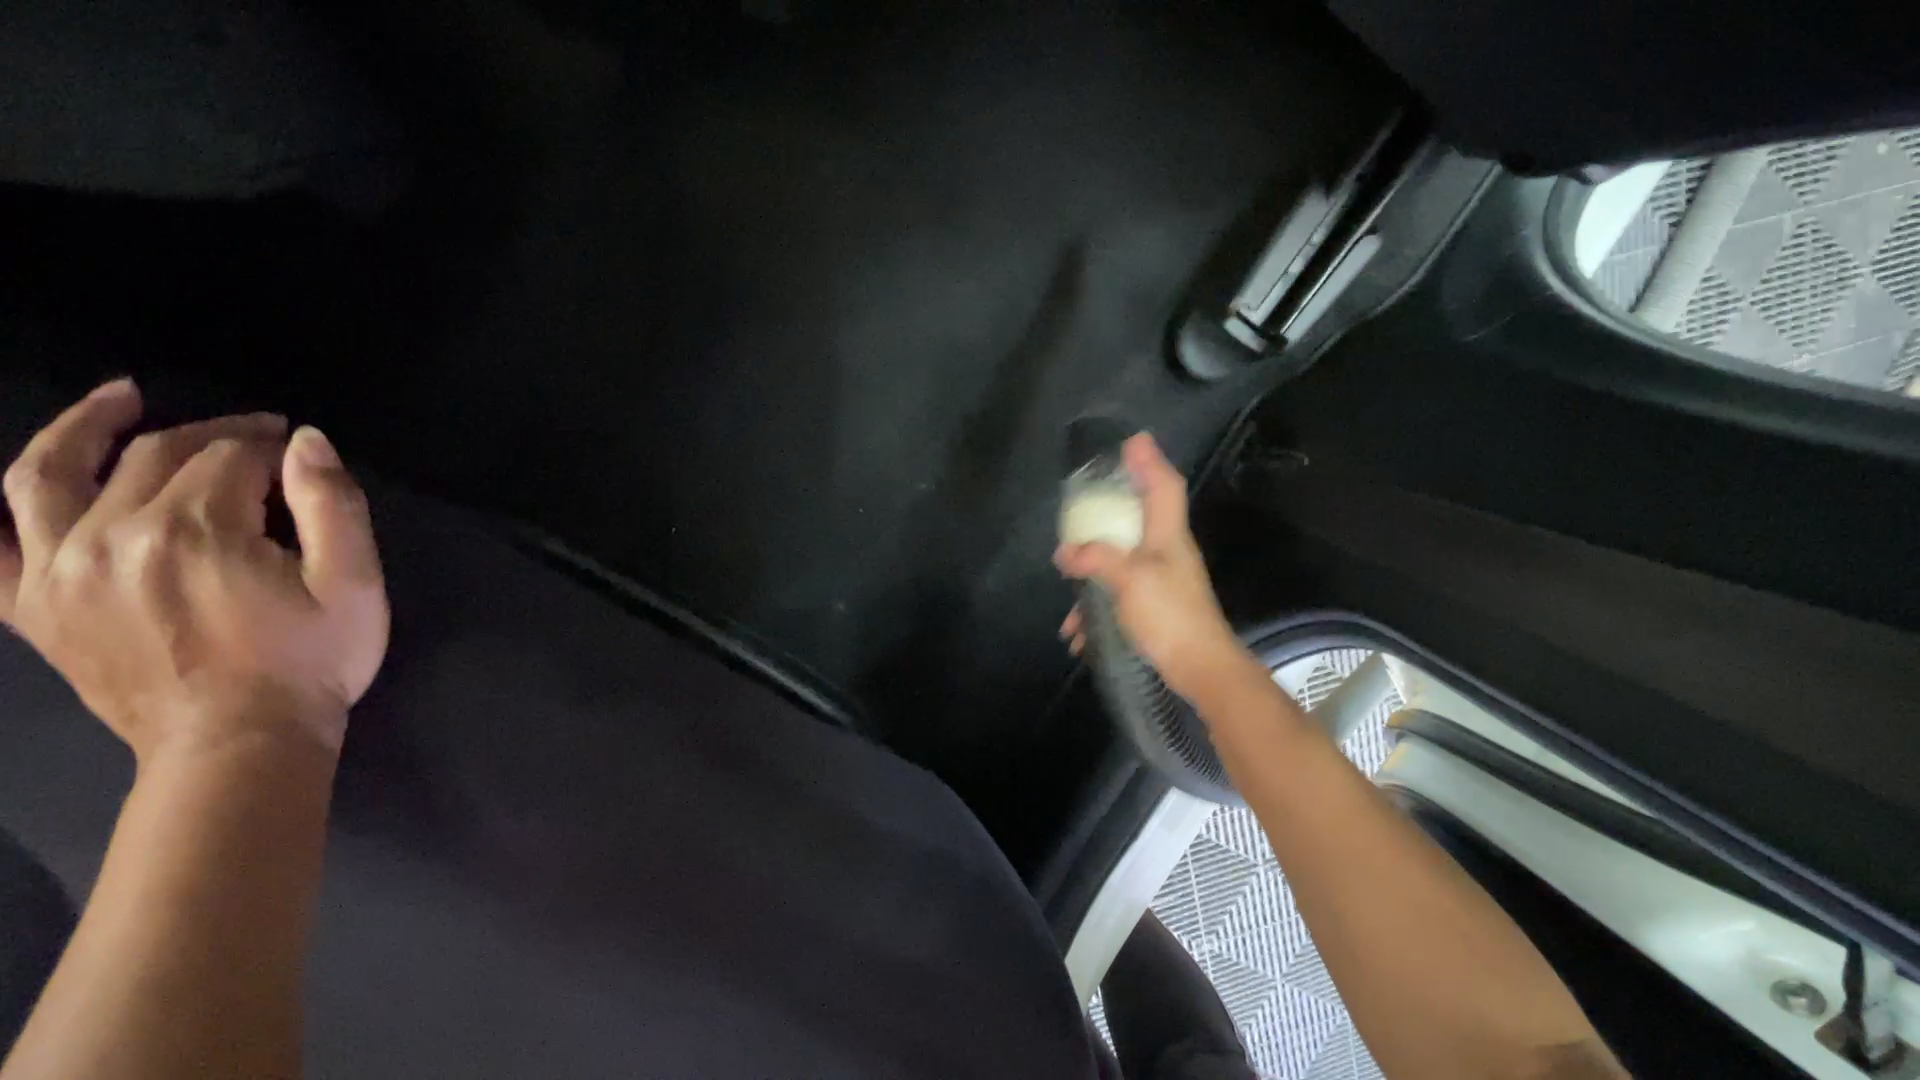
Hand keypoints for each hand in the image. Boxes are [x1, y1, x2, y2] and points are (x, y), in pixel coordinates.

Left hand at [0, 380, 388, 761]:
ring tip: (119, 399)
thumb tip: (306, 441)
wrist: (239, 747)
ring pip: (49, 475)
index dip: (270, 443)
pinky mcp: (36, 610)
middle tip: (257, 437)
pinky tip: (33, 484)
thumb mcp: (354, 585)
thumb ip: (334, 505)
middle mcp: (112, 537)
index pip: (231, 455)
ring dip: (84, 428)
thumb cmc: (309, 665)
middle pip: (155, 454)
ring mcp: (59, 573)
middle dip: (211, 434)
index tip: (298, 450)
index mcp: (197, 530)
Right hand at [1054, 433, 1246, 700]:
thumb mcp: (1129, 580)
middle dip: (1108, 519)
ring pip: (1122, 566)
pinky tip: (1080, 637)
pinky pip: (1119, 600)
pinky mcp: (1156, 610)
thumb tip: (1066, 552)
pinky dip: (1098, 614)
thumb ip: (1096, 559)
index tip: (1133, 441)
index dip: (1149, 461)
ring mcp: (1162, 582)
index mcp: (1167, 536)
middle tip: (1081, 516)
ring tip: (1071, 610)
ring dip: (1093, 582)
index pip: (1163, 486)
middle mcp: (1166, 553)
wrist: (1201, 668)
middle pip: (1139, 521)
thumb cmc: (1170, 615)